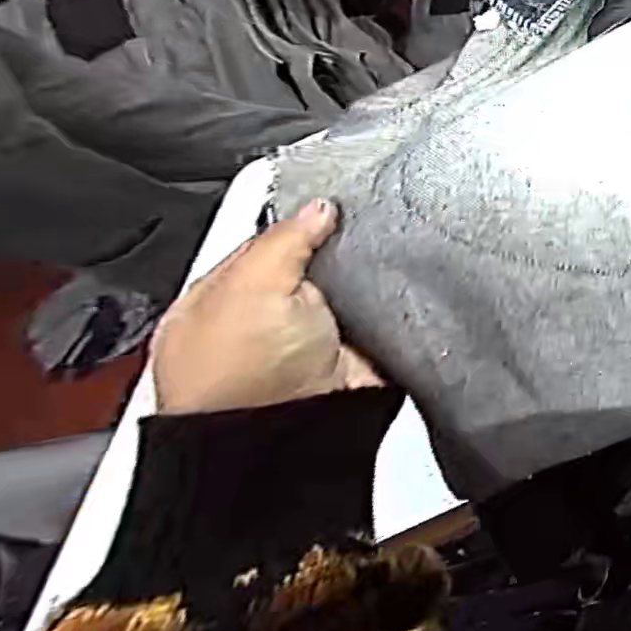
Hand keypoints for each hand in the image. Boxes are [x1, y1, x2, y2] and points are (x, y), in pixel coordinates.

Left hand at [152, 199, 381, 413]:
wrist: (297, 429)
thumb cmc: (245, 375)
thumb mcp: (248, 289)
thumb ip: (282, 241)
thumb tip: (320, 207)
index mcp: (225, 296)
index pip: (271, 239)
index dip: (303, 218)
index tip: (335, 201)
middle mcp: (273, 312)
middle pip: (320, 258)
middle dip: (345, 244)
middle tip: (368, 226)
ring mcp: (321, 328)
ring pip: (358, 279)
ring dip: (374, 270)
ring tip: (392, 253)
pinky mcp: (366, 341)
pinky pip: (389, 303)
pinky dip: (398, 294)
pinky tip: (404, 282)